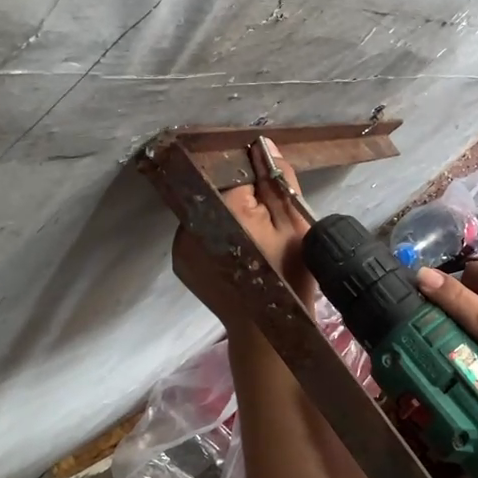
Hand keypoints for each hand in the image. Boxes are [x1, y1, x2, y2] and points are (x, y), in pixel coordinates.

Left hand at [172, 145, 317, 334]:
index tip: (273, 195)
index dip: (257, 180)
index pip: (235, 170)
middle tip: (268, 222)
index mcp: (223, 206)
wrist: (266, 331)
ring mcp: (181, 243)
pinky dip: (217, 234)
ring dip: (227, 214)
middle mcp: (193, 220)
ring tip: (254, 238)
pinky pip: (200, 232)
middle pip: (218, 190)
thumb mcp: (296, 225)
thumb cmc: (288, 277)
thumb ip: (279, 181)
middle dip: (242, 197)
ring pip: (208, 211)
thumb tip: (264, 146)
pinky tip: (237, 251)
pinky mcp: (181, 260)